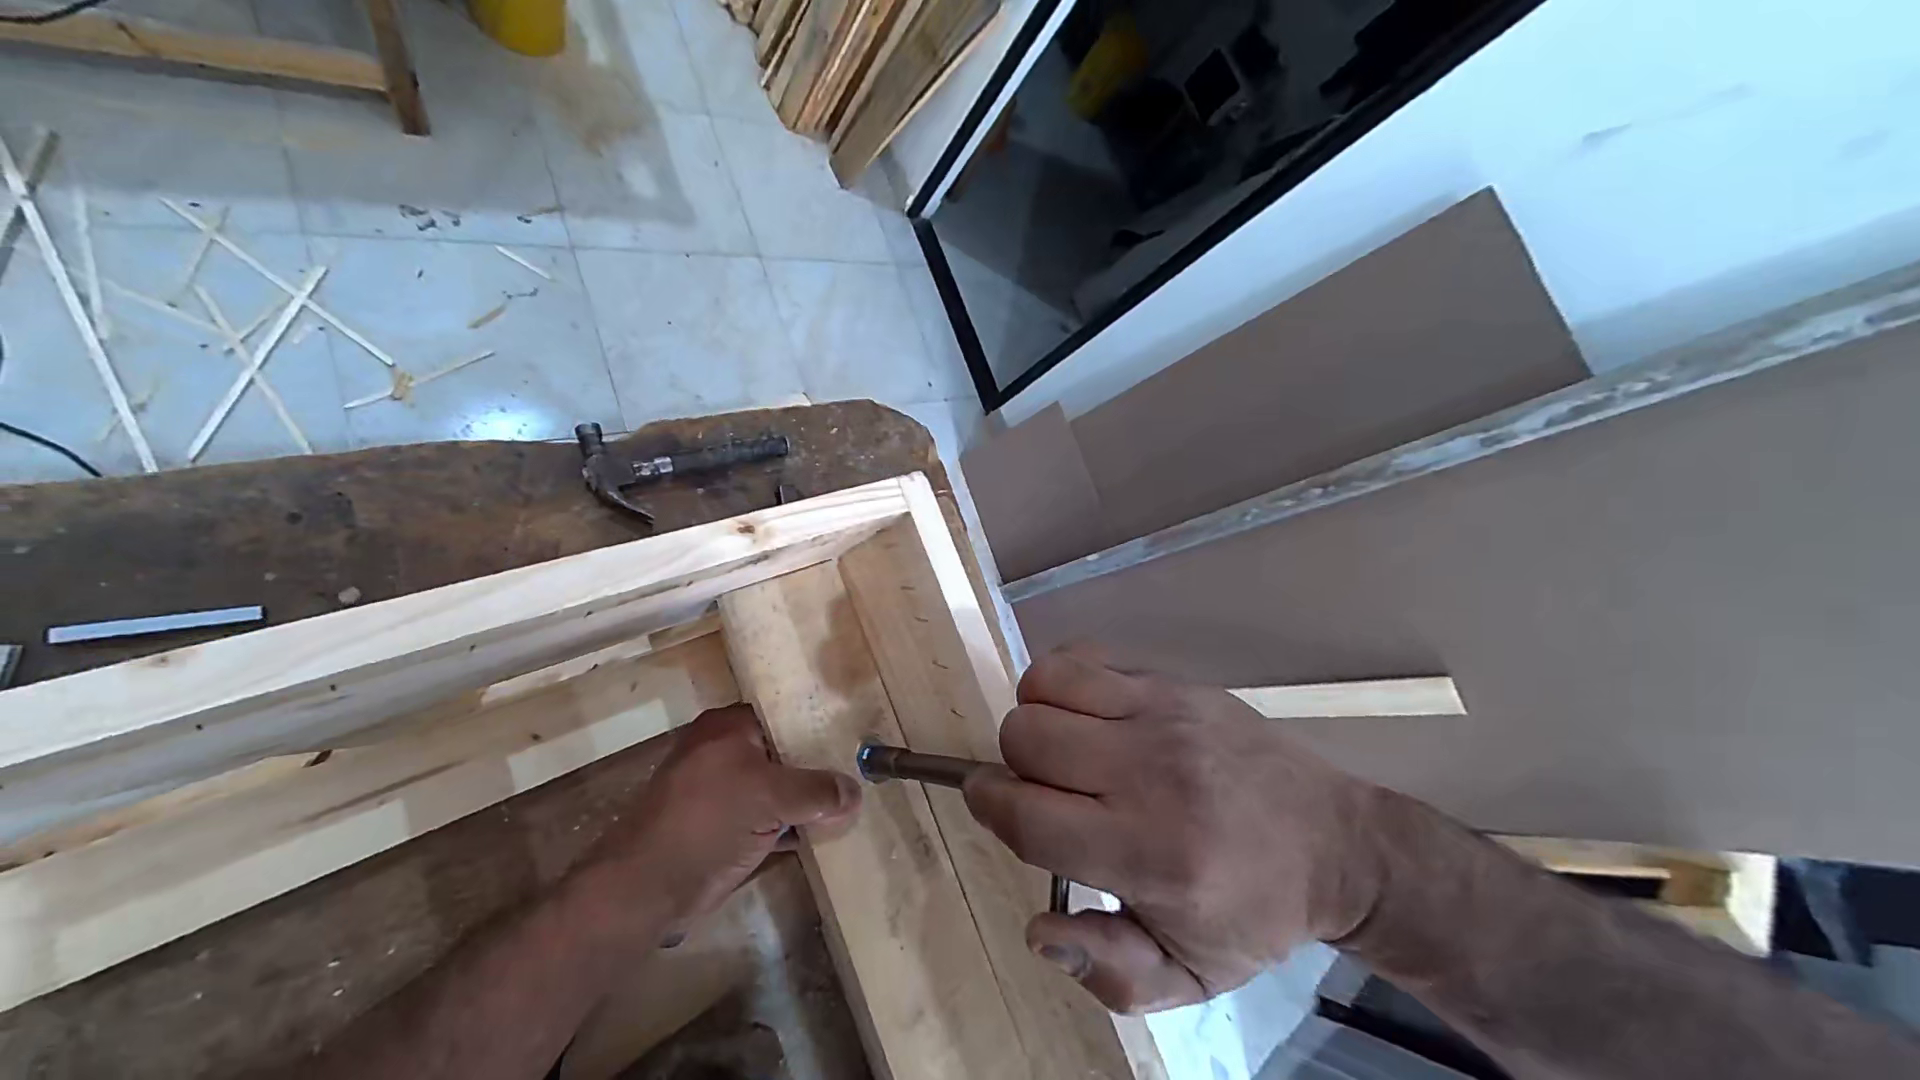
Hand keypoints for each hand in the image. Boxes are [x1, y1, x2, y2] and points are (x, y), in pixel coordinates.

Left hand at [570, 704, 860, 947]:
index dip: (821, 722)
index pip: (785, 712)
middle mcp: (727, 751)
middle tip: (864, 765)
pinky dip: (796, 824)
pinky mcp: (728, 827)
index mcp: (729, 726)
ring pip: (781, 786)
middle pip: (786, 750)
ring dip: (811, 798)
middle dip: (820, 763)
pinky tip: (830, 830)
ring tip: (857, 797)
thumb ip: (817, 790)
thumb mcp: (770, 797)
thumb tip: (856, 792)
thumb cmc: (708, 821)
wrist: (647, 889)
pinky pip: (773, 817)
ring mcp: (726, 791)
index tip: (857, 732)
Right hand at [963, 646, 1384, 1012]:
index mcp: (1150, 853)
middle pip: (1024, 737)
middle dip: (1013, 765)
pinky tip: (1086, 713)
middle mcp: (1151, 773)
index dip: (989, 807)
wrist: (1336, 843)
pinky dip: (1063, 680)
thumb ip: (1108, 970)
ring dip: (1034, 715)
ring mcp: (1162, 714)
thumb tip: (1037, 928)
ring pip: (1043, 684)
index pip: (1027, 816)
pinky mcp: (1173, 682)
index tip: (991, 803)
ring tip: (1061, 745)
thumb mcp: (1190, 975)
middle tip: (1042, 787)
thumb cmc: (1255, 911)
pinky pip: (1083, 656)